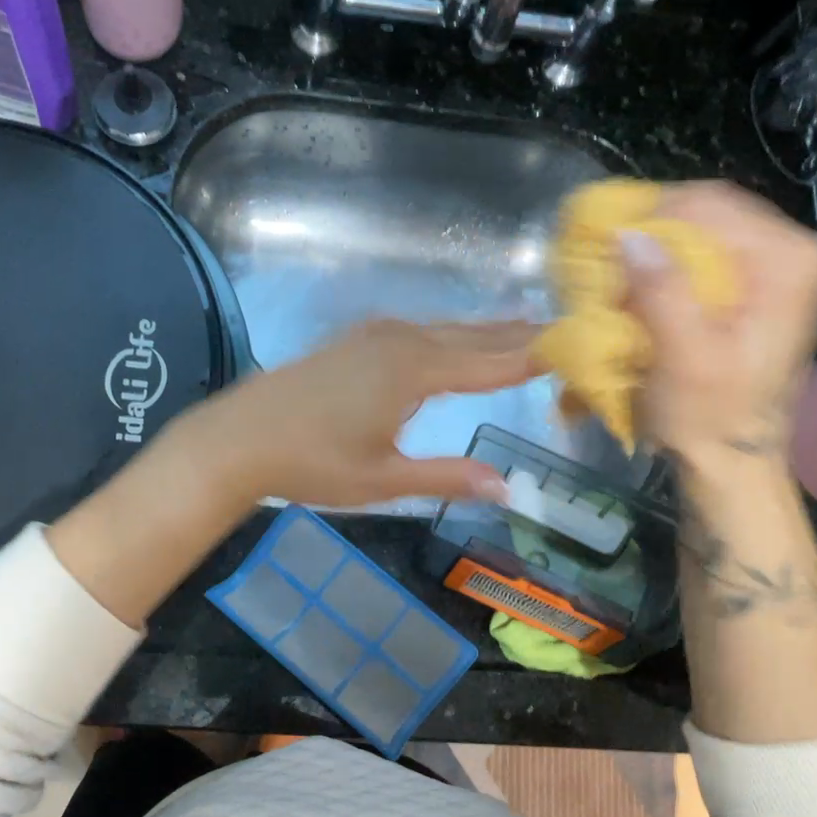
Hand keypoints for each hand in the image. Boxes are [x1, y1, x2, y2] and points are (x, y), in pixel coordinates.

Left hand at [163, 320, 539, 508]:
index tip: (579, 345)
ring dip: (484, 332)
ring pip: (444, 330)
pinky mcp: (353, 342)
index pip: (491, 361)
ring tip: (524, 329)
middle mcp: (400, 341)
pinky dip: (448, 335)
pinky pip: (417, 332)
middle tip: (566, 328)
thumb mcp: (384, 479)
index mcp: (414, 370)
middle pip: (472, 335)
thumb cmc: (312, 464)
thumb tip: (508, 487)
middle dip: (518, 335)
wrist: (238, 439)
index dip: (535, 356)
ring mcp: (373, 336)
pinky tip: (453, 341)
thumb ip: (447, 477)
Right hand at [623, 182, 816, 469]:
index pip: (708, 204)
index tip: (603, 253)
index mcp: (788, 260)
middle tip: (610, 273)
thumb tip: (628, 235)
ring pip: (700, 232)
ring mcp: (780, 265)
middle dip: (651, 238)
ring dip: (655, 256)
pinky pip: (705, 254)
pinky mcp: (762, 283)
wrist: (730, 458)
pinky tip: (645, 295)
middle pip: (706, 213)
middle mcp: (795, 250)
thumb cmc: (708, 415)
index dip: (648, 221)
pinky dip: (667, 270)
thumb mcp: (683, 357)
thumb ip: (663, 291)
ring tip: (623, 288)